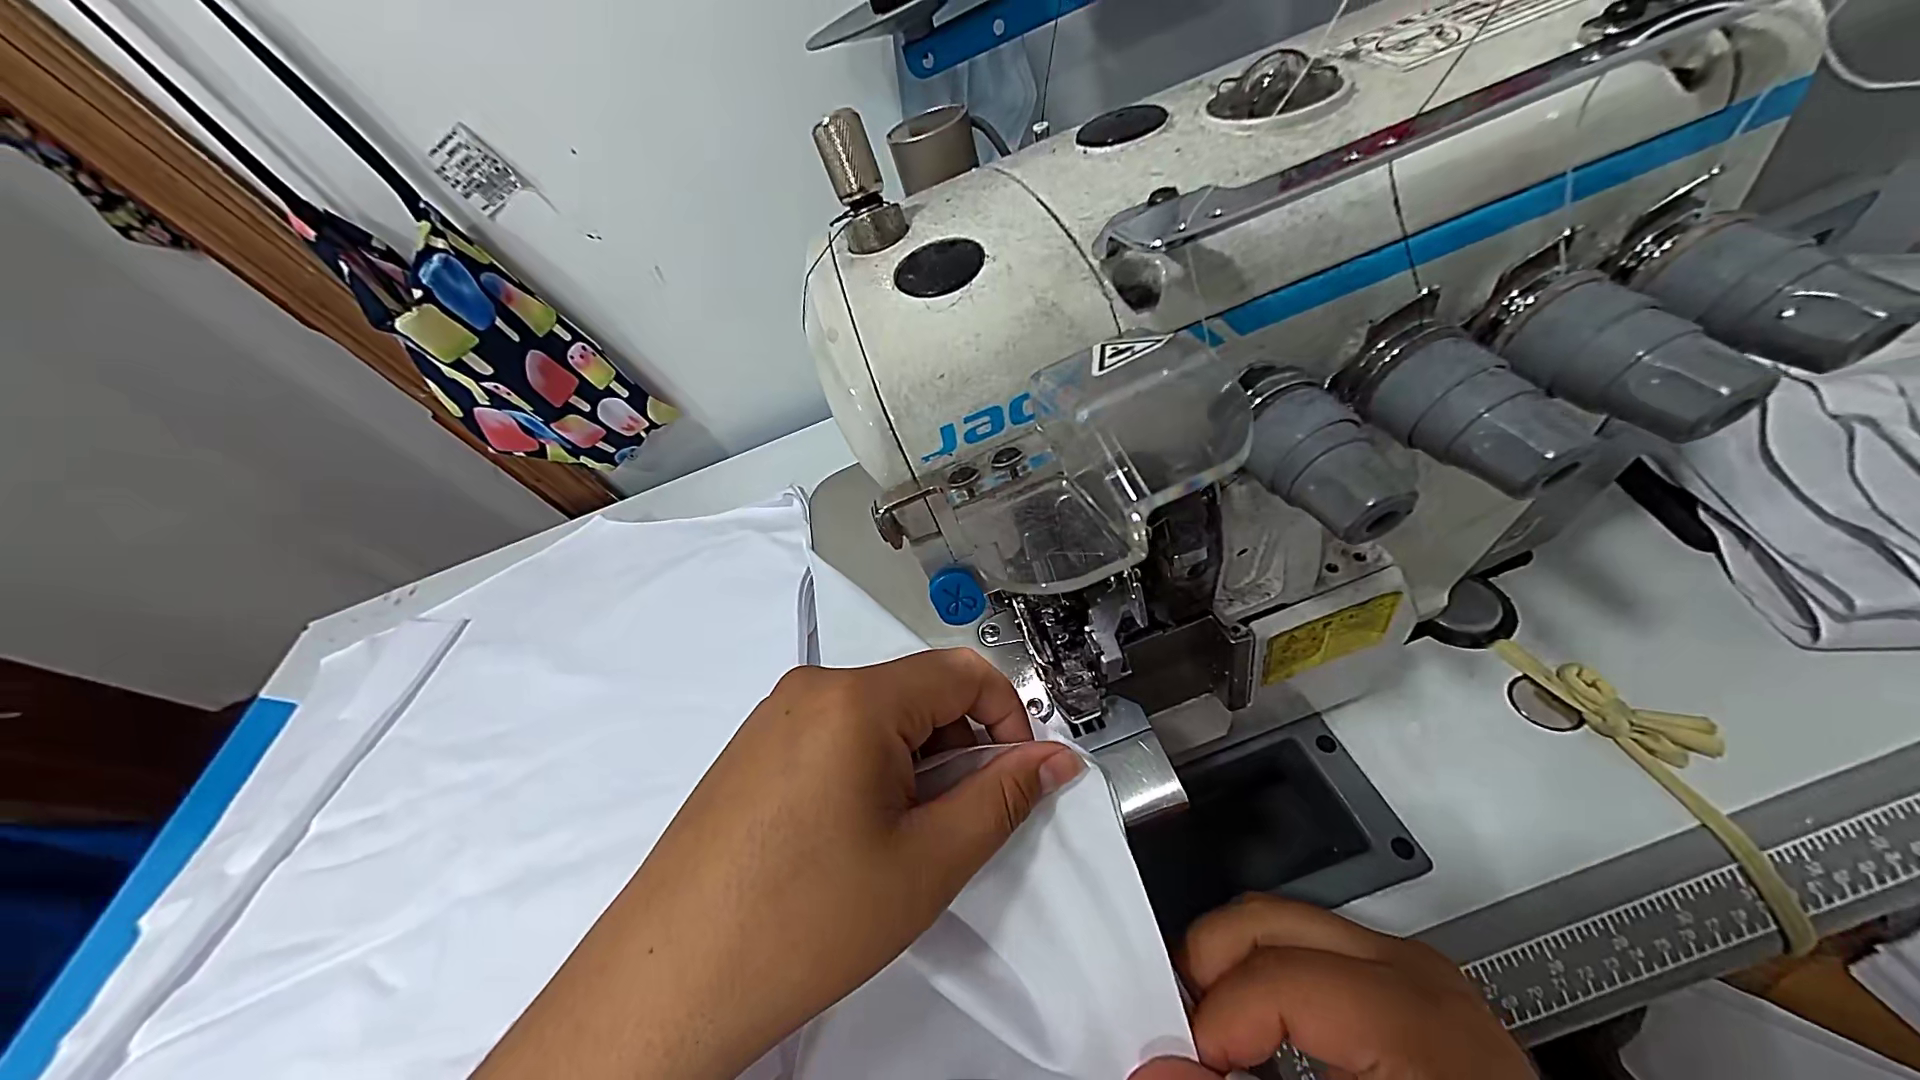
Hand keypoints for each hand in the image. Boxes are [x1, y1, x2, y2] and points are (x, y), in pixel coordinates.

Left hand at [474, 648, 1084, 1079]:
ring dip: (918, 760)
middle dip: (960, 744)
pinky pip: (838, 731)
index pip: (964, 670)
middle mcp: (811, 688)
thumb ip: (1003, 798)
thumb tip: (1055, 759)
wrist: (671, 979)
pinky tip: (859, 831)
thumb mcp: (927, 861)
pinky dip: (874, 766)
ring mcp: (777, 715)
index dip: (1007, 717)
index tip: (1015, 774)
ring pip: (881, 714)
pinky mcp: (757, 745)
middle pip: (920, 690)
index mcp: (854, 699)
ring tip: (906, 835)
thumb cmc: (802, 921)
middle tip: (957, 819)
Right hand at [1132, 895, 1533, 1079]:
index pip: (1272, 977)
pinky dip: (1265, 977)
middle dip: (1205, 971)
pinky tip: (1264, 1035)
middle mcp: (1410, 973)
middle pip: (1261, 921)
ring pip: (1276, 922)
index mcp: (1411, 1015)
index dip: (1214, 1020)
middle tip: (1185, 1035)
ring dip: (1231, 971)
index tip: (1186, 1063)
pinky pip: (1305, 946)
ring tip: (1219, 1036)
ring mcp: (1409, 969)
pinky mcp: (1404, 982)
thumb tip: (1162, 1073)